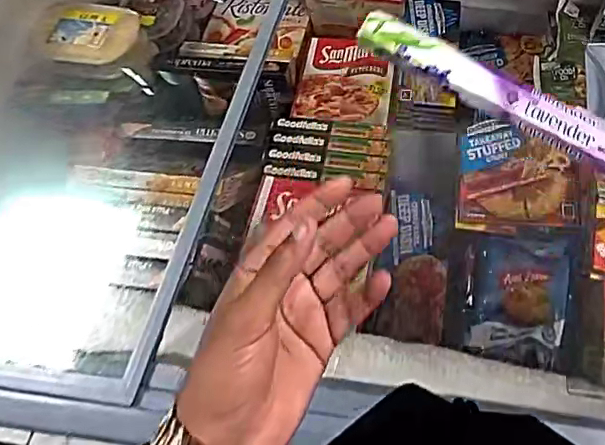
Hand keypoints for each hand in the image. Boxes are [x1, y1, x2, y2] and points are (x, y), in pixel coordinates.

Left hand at [175, 178, 398, 444]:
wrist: (227, 439)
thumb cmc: (217, 379)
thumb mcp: (244, 317)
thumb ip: (277, 270)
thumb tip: (302, 227)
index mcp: (259, 274)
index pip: (292, 227)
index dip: (318, 202)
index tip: (343, 185)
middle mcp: (285, 287)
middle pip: (323, 243)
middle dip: (350, 221)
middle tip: (374, 203)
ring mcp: (305, 311)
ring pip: (341, 270)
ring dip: (364, 248)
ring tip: (386, 228)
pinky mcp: (322, 338)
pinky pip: (350, 308)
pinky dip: (368, 294)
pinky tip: (381, 280)